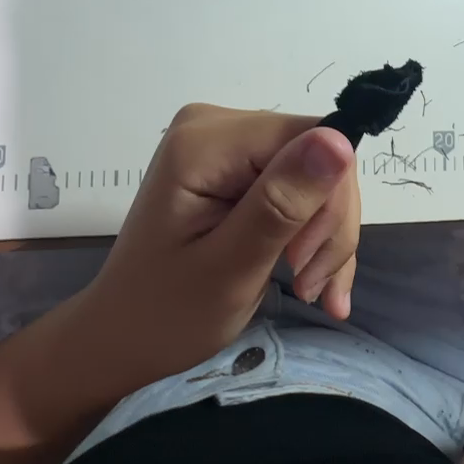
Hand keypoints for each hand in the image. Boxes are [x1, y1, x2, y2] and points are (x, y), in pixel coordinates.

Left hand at [74, 105, 362, 388]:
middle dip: (328, 225)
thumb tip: (339, 141)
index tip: (306, 262)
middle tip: (310, 285)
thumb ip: (282, 203)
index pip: (312, 137)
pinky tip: (312, 279)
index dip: (328, 197)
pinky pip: (301, 185)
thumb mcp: (230, 269)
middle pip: (319, 154)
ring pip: (319, 173)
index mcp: (206, 142)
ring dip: (326, 236)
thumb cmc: (166, 315)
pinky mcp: (237, 164)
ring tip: (311, 289)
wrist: (123, 339)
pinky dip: (314, 235)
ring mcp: (227, 143)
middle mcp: (217, 125)